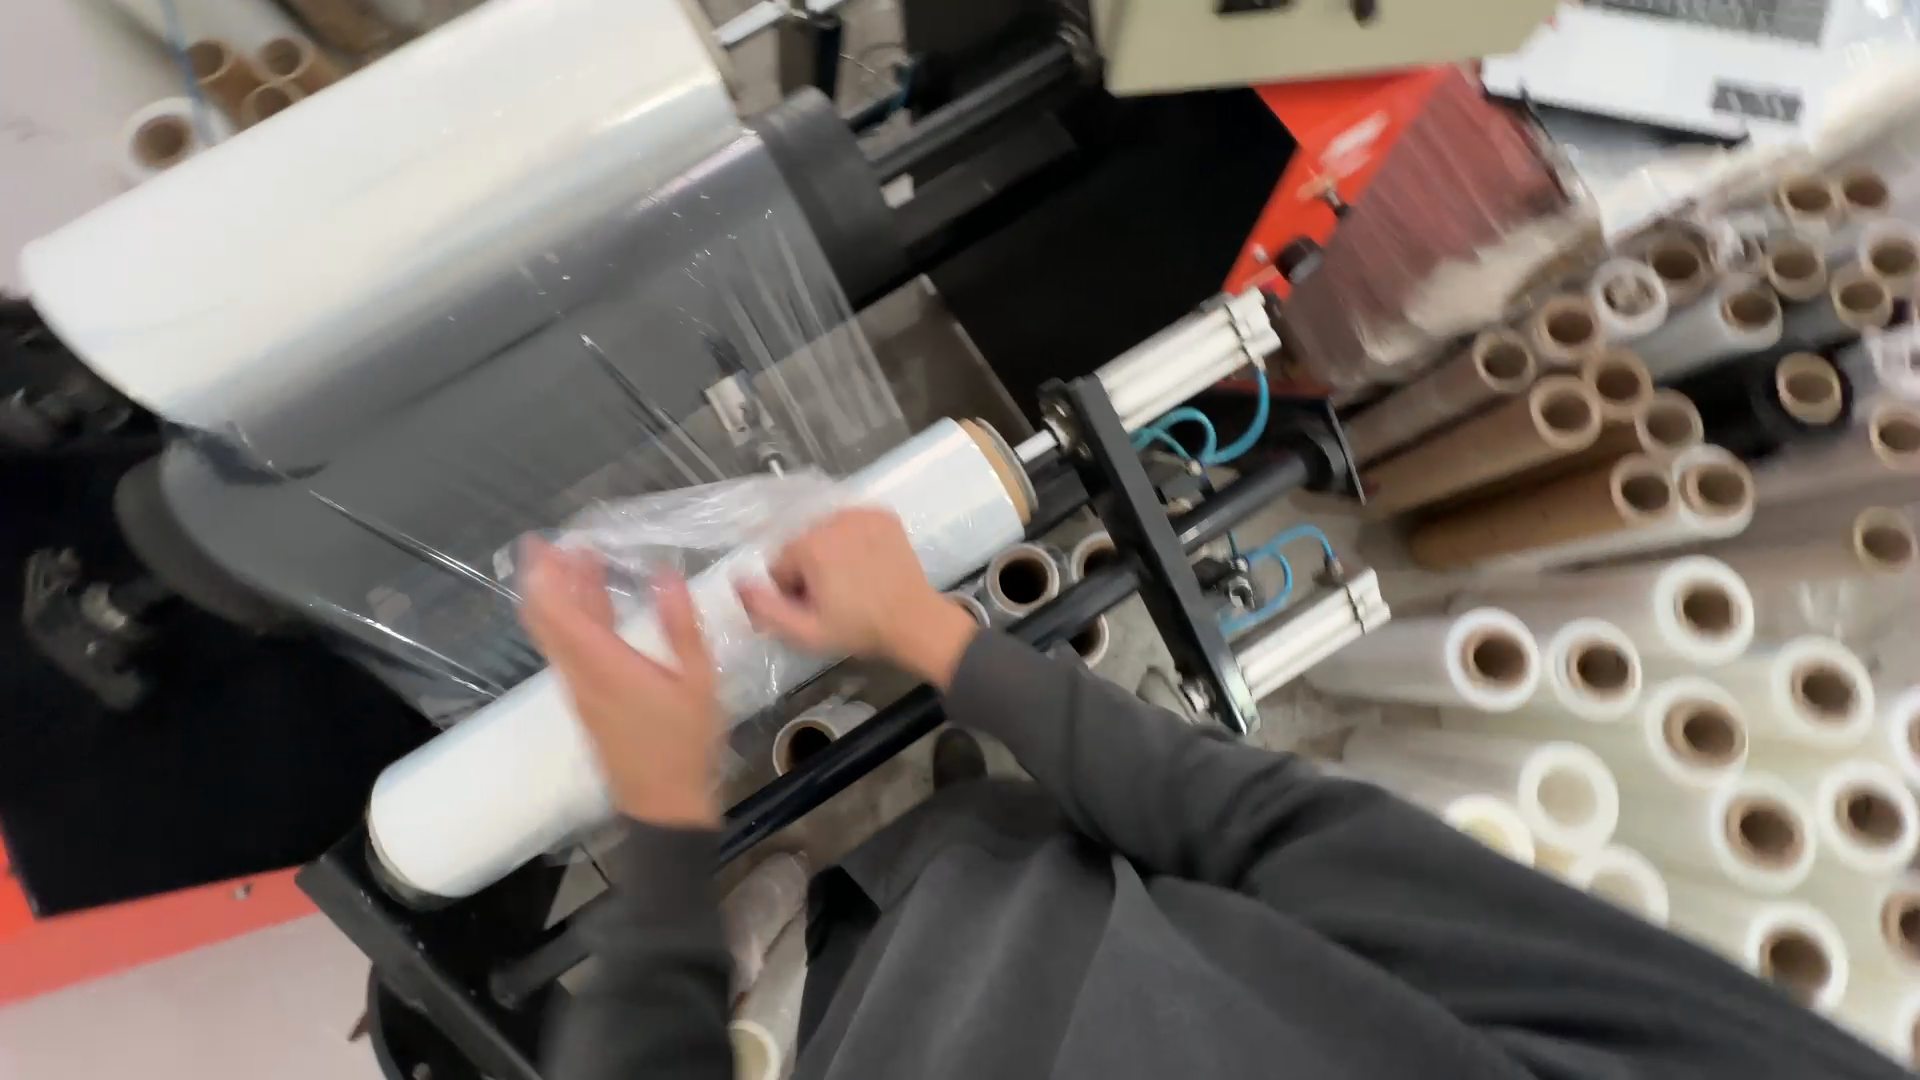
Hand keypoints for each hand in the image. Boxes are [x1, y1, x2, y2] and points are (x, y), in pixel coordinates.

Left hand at [519, 541, 721, 827]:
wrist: (662, 800)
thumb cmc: (685, 740)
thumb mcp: (698, 681)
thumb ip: (681, 627)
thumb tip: (666, 575)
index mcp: (605, 664)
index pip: (560, 611)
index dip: (546, 575)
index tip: (544, 542)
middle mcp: (581, 673)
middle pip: (546, 619)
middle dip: (543, 579)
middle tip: (549, 544)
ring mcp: (580, 689)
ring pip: (554, 634)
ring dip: (558, 597)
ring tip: (573, 563)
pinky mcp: (586, 700)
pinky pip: (566, 649)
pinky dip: (570, 620)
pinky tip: (592, 608)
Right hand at [735, 508, 977, 688]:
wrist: (915, 620)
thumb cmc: (859, 629)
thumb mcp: (805, 632)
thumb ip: (764, 608)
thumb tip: (738, 581)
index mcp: (809, 545)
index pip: (779, 564)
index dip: (791, 590)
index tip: (813, 607)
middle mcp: (832, 519)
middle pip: (801, 544)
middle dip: (809, 568)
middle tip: (834, 597)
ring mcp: (861, 513)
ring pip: (826, 531)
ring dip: (830, 552)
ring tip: (852, 581)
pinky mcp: (883, 514)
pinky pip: (852, 523)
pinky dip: (853, 539)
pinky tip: (866, 564)